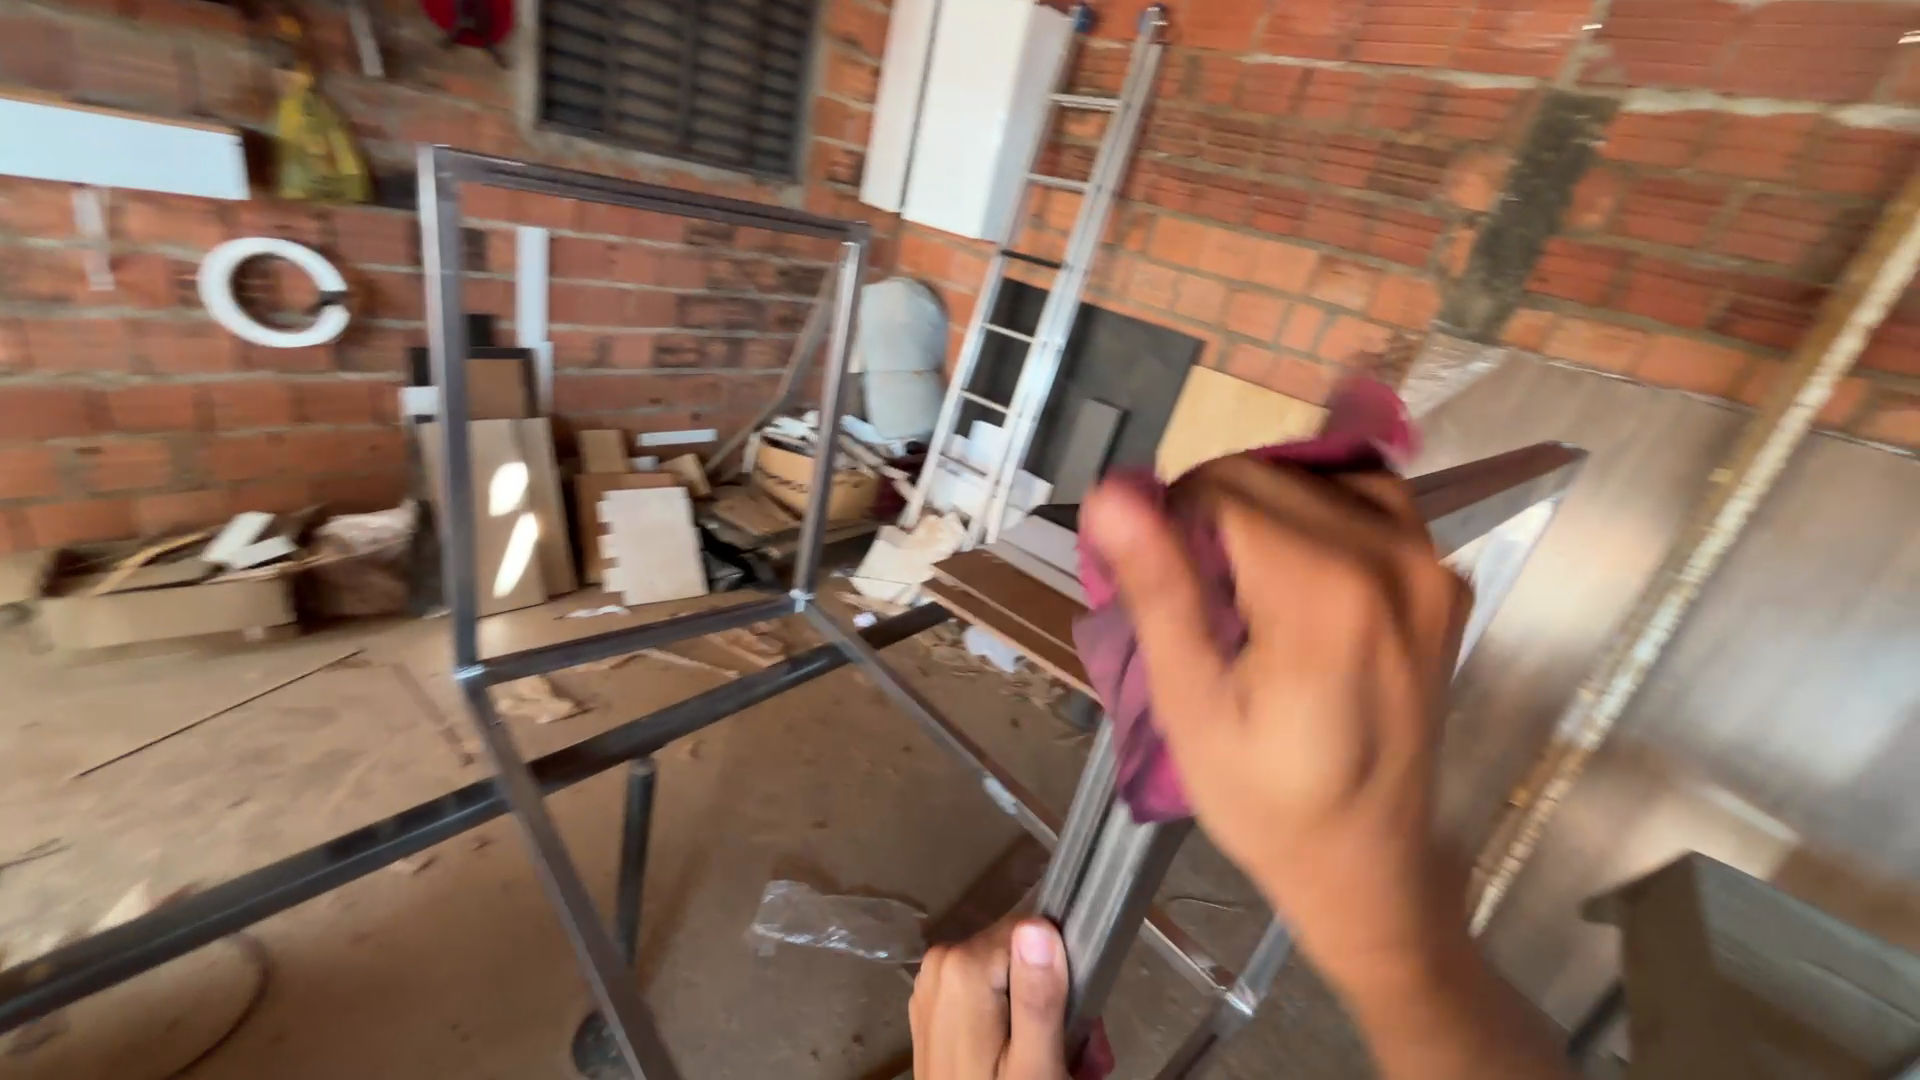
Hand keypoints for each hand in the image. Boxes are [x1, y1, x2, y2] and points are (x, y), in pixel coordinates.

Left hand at [910, 919, 1068, 1079]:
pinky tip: (1032, 1063)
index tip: (1083, 1028)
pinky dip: (1015, 1025)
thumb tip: (1038, 925)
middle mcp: (942, 962)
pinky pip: (989, 997)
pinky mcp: (936, 1009)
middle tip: (1084, 1058)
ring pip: (1009, 977)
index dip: (1064, 975)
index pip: (1033, 934)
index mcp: (963, 965)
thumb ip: (1038, 996)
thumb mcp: (1035, 1067)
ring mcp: (934, 986)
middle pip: (1021, 958)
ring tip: (1066, 1067)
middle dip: (1057, 1002)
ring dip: (1043, 1017)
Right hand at [1081, 458, 1470, 975]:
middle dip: (1206, 514)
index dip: (1167, 521)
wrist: (1367, 863)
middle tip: (1185, 589)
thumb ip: (1158, 590)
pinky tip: (1292, 563)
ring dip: (1259, 505)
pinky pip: (1370, 500)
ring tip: (1232, 572)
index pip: (1221, 489)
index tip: (1152, 581)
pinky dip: (1316, 509)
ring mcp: (1431, 566)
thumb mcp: (1189, 704)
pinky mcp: (1442, 580)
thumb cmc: (1263, 797)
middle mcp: (1393, 559)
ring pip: (1316, 475)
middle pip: (1266, 476)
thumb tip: (1111, 495)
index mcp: (1325, 593)